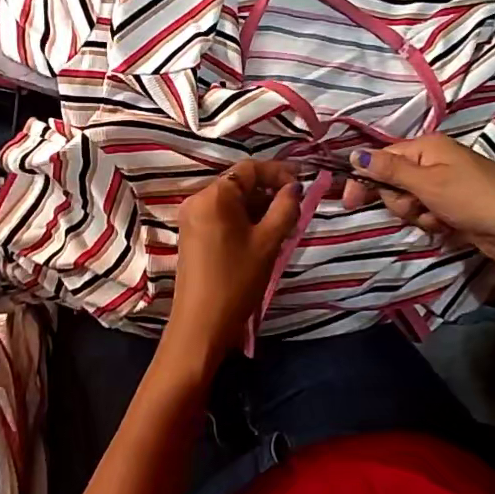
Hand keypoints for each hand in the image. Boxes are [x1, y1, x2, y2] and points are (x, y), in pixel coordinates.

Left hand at [168, 160, 303, 368]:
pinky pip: (222, 216)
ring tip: (284, 227)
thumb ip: (285, 208)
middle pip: (239, 183)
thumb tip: (293, 187)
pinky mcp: (192, 235)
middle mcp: (197, 200)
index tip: (302, 183)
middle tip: (296, 209)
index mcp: (214, 195)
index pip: (250, 169)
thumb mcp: (268, 242)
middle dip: (269, 192)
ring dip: (258, 208)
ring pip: (232, 201)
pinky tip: (263, 237)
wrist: (201, 325)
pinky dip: (244, 220)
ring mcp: (192, 218)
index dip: (278, 172)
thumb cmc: (237, 280)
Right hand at [339, 135, 494, 277]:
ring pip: (407, 202)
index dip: (365, 179)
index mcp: (427, 147)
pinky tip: (450, 227)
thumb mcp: (428, 184)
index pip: (381, 158)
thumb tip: (354, 154)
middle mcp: (433, 161)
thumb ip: (389, 170)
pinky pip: (425, 214)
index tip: (350, 202)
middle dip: (401, 201)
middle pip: (392, 182)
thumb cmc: (475, 199)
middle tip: (420, 207)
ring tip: (440, 219)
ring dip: (418, 215)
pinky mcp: (451, 206)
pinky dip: (432, 223)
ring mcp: (443, 185)